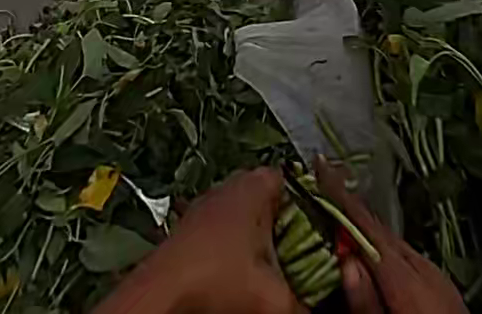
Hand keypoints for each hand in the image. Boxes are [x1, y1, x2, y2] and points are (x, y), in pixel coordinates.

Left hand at [92, 168, 304, 313]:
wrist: (159, 296)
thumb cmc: (218, 282)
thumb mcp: (273, 299)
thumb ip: (304, 303)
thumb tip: (322, 309)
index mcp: (255, 185)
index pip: (293, 180)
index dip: (309, 205)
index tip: (321, 232)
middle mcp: (232, 184)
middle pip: (271, 197)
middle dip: (287, 223)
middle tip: (301, 254)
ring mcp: (208, 202)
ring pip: (247, 212)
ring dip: (261, 236)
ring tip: (272, 267)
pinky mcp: (191, 225)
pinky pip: (226, 226)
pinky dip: (238, 244)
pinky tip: (241, 271)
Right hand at [314, 158, 468, 313]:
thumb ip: (368, 303)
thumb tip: (345, 259)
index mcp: (408, 277)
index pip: (367, 226)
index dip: (341, 195)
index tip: (320, 165)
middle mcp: (425, 266)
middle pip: (379, 230)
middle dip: (350, 209)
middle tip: (322, 188)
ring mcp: (438, 276)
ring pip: (394, 242)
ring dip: (367, 229)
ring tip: (340, 217)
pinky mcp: (444, 288)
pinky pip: (406, 257)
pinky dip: (384, 248)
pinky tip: (374, 254)